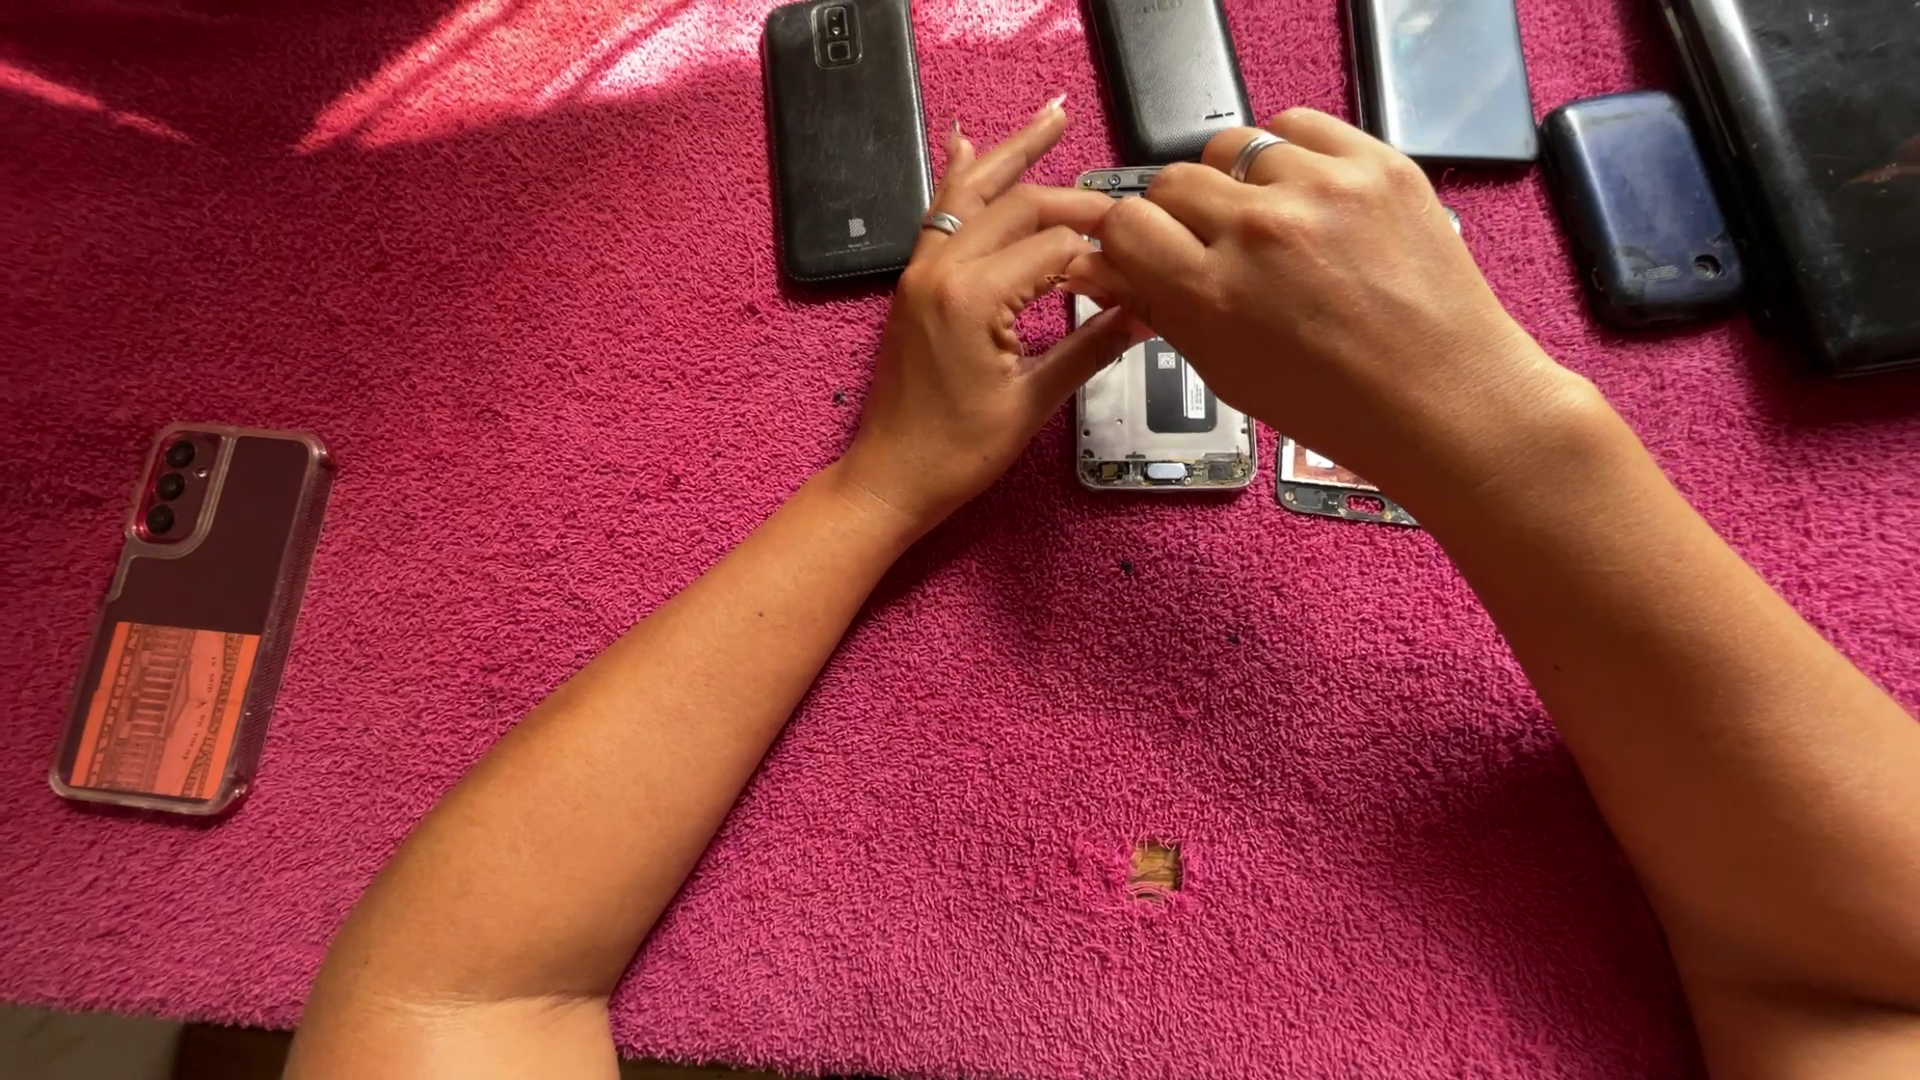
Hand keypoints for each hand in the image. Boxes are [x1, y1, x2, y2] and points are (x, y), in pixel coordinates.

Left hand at [837, 99, 1149, 533]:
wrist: (891, 476)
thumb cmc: (959, 453)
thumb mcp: (1033, 402)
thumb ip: (1091, 348)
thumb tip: (1148, 313)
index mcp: (974, 298)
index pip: (1056, 246)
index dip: (1103, 253)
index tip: (1136, 267)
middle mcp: (941, 269)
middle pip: (1018, 205)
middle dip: (1072, 200)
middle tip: (1119, 203)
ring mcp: (919, 273)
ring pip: (971, 194)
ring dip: (1012, 155)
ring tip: (1052, 115)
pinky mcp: (912, 284)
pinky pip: (938, 217)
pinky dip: (960, 182)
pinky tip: (969, 145)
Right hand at [1064, 108, 1595, 504]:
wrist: (1436, 395)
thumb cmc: (1325, 401)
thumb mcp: (1219, 369)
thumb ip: (1157, 308)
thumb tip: (1100, 270)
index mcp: (1213, 294)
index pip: (1125, 225)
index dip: (1121, 241)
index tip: (1136, 253)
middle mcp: (1260, 231)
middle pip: (1170, 182)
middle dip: (1172, 217)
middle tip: (1201, 249)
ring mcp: (1321, 188)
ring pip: (1229, 148)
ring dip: (1228, 184)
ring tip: (1258, 223)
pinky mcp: (1375, 162)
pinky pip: (1294, 125)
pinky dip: (1280, 155)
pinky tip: (1294, 194)